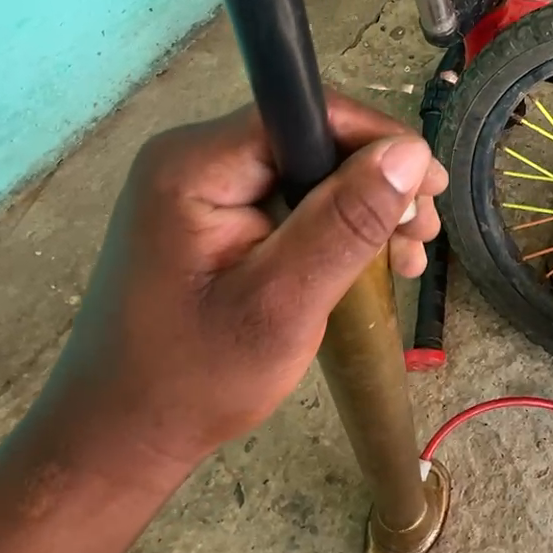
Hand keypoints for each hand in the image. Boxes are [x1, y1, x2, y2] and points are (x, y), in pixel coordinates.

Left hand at [35, 95, 447, 478]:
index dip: (379, 143)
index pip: (311, 115)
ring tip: (410, 253)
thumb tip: (412, 153)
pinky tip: (377, 259)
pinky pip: (296, 196)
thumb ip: (346, 222)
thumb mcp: (284, 302)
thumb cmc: (196, 379)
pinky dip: (342, 224)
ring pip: (315, 169)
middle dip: (381, 184)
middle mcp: (196, 157)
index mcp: (195, 165)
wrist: (123, 437)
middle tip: (424, 234)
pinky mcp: (216, 213)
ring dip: (370, 206)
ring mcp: (204, 185)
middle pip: (317, 139)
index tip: (429, 190)